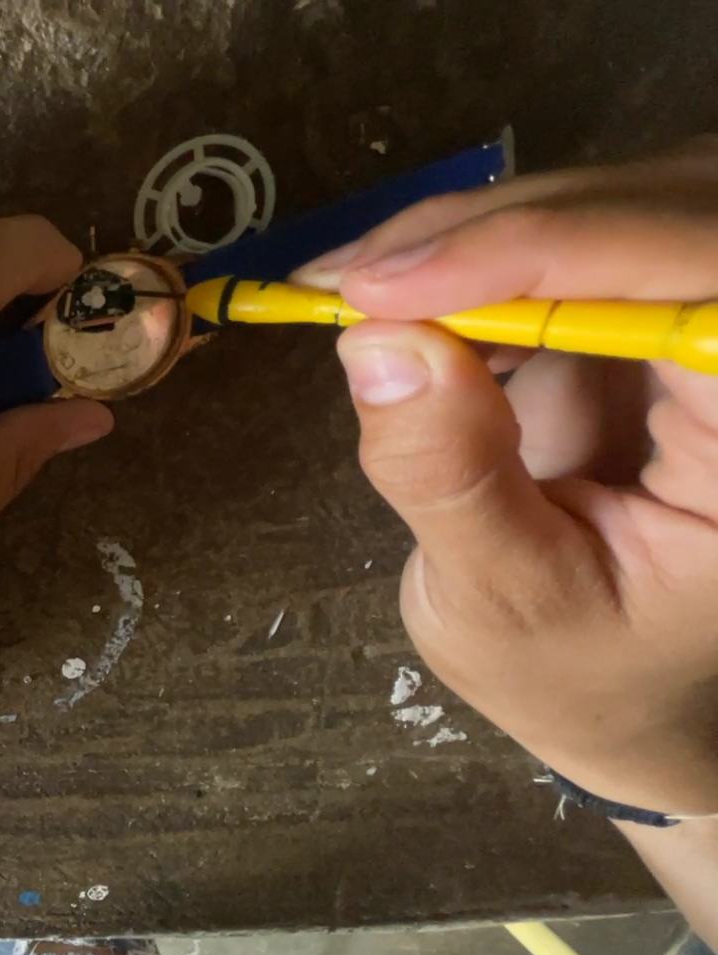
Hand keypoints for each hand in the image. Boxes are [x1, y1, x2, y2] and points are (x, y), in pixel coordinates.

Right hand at [294, 146, 717, 812]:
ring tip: (340, 286)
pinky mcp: (644, 324)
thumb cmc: (574, 665)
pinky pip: (565, 246)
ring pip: (619, 207)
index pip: (713, 285)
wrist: (609, 680)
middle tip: (341, 280)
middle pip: (673, 214)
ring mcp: (707, 332)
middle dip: (494, 232)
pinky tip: (380, 294)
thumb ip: (447, 475)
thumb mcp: (501, 592)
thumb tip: (378, 344)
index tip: (386, 288)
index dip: (553, 254)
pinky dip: (458, 259)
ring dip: (467, 233)